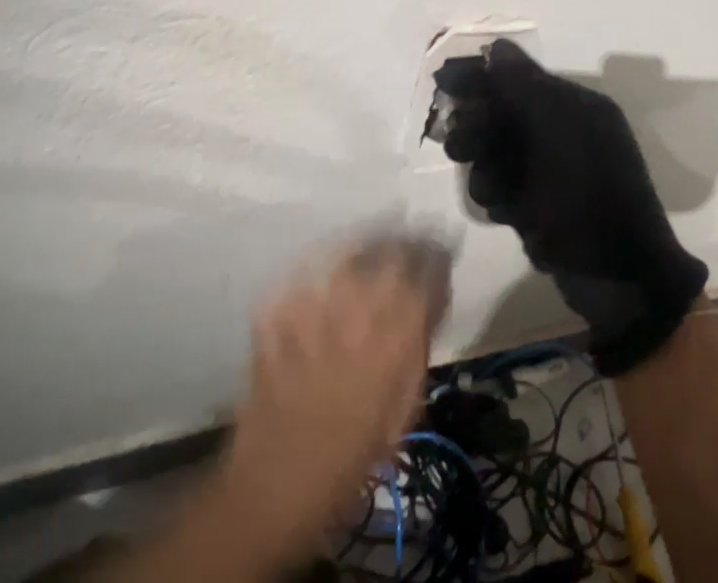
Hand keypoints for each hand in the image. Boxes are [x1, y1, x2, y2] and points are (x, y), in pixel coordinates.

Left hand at [215, 238, 450, 564]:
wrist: (274, 486)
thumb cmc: (349, 460)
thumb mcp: (402, 412)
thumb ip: (416, 353)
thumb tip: (429, 308)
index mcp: (393, 347)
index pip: (424, 280)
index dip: (437, 258)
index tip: (444, 249)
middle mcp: (354, 321)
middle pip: (386, 259)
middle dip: (405, 240)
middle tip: (415, 233)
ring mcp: (309, 317)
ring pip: (344, 258)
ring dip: (366, 240)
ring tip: (379, 231)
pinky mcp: (273, 320)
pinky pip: (300, 274)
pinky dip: (320, 259)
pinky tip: (330, 254)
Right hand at [434, 39, 706, 374]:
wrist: (617, 278)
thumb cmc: (591, 197)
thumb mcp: (561, 134)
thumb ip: (526, 89)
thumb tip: (497, 47)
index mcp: (577, 108)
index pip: (518, 79)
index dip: (480, 78)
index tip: (443, 83)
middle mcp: (563, 134)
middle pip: (499, 117)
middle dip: (477, 131)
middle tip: (460, 147)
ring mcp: (549, 173)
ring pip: (493, 157)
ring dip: (487, 173)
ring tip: (502, 194)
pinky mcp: (537, 207)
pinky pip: (501, 191)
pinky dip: (500, 200)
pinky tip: (513, 216)